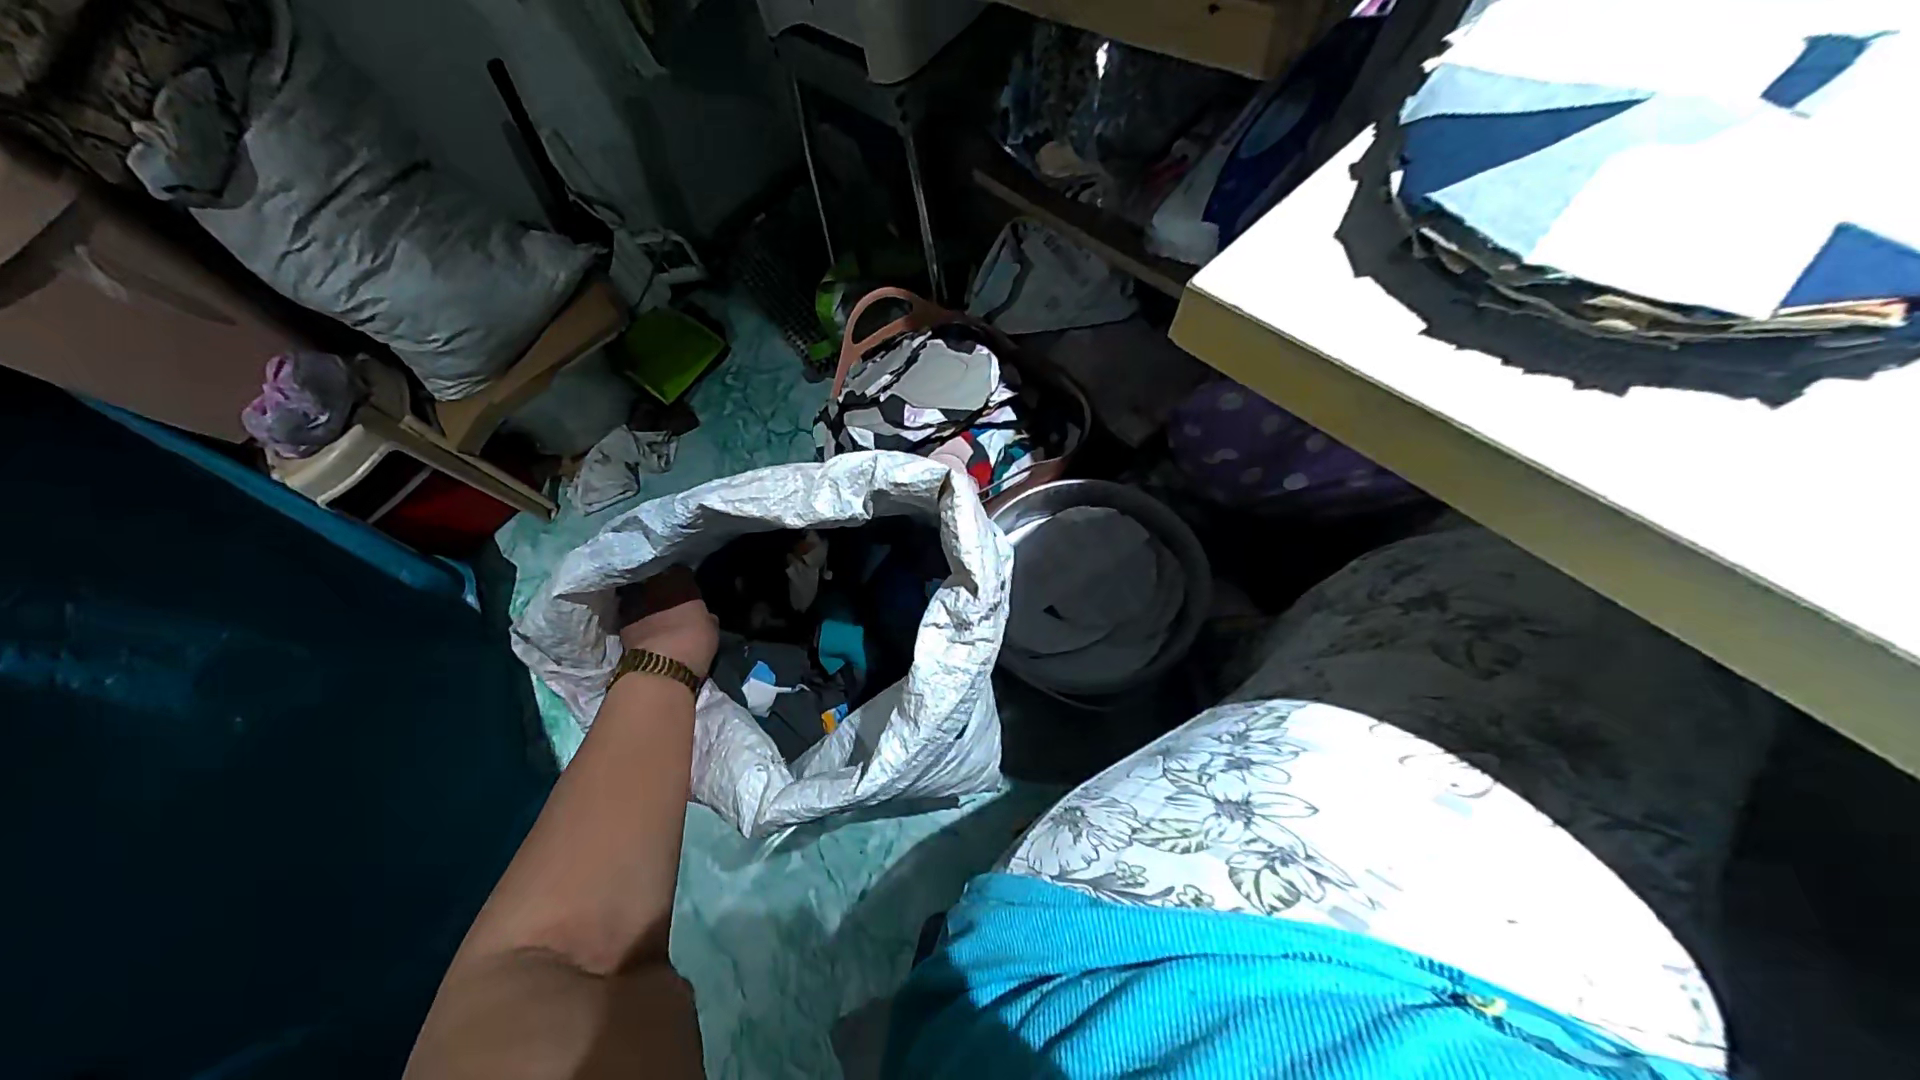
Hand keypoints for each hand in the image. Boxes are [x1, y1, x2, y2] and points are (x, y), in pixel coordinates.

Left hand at [616, 567, 718, 678]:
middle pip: (656, 582)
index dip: (684, 579)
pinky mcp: (621, 626)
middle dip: (661, 589)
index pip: (681, 572)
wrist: (661, 667)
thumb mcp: (711, 627)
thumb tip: (703, 615)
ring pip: (640, 597)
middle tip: (669, 600)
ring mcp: (633, 605)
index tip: (687, 587)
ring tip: (655, 614)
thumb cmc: (694, 641)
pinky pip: (631, 616)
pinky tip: (645, 628)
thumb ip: (705, 615)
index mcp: (679, 582)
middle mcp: (653, 587)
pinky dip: (637, 620)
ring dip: (646, 603)